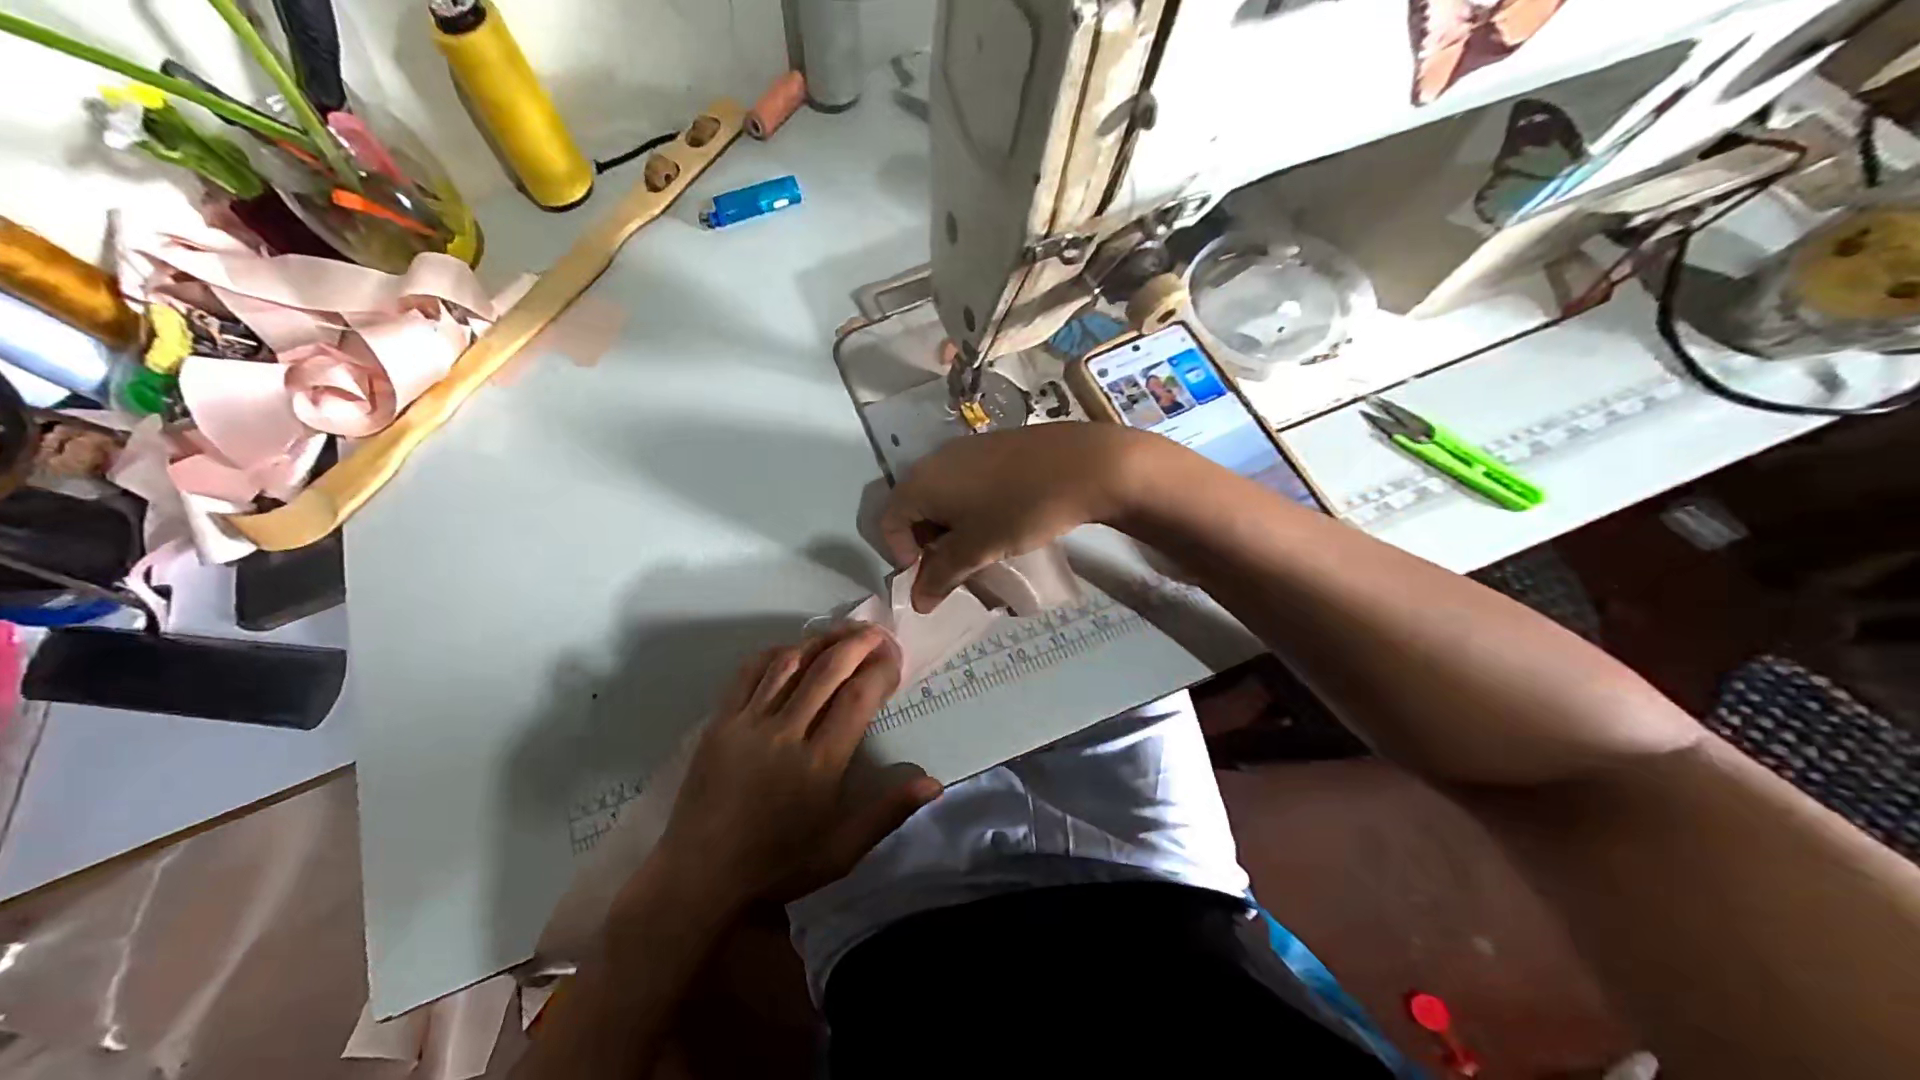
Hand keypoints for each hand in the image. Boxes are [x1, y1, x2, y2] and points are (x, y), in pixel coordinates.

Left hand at [650, 624, 941, 908]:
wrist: (700, 876)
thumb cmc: (778, 865)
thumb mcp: (842, 851)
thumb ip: (888, 812)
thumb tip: (934, 783)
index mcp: (819, 764)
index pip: (857, 698)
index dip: (880, 670)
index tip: (895, 659)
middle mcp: (785, 734)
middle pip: (827, 669)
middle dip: (858, 643)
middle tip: (877, 632)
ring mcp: (747, 724)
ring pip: (789, 663)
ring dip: (820, 641)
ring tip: (842, 634)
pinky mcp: (719, 723)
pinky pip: (749, 673)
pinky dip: (774, 654)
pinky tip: (791, 651)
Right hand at [880, 422, 1154, 611]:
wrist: (1083, 465)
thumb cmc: (1019, 509)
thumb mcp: (977, 549)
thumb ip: (942, 575)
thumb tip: (918, 602)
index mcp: (920, 482)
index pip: (888, 522)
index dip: (902, 555)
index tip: (934, 573)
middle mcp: (934, 460)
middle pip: (914, 508)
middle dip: (928, 543)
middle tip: (958, 565)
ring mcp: (965, 449)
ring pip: (942, 495)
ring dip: (951, 527)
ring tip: (983, 547)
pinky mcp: (992, 446)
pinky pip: (966, 482)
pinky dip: (971, 507)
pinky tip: (1003, 520)